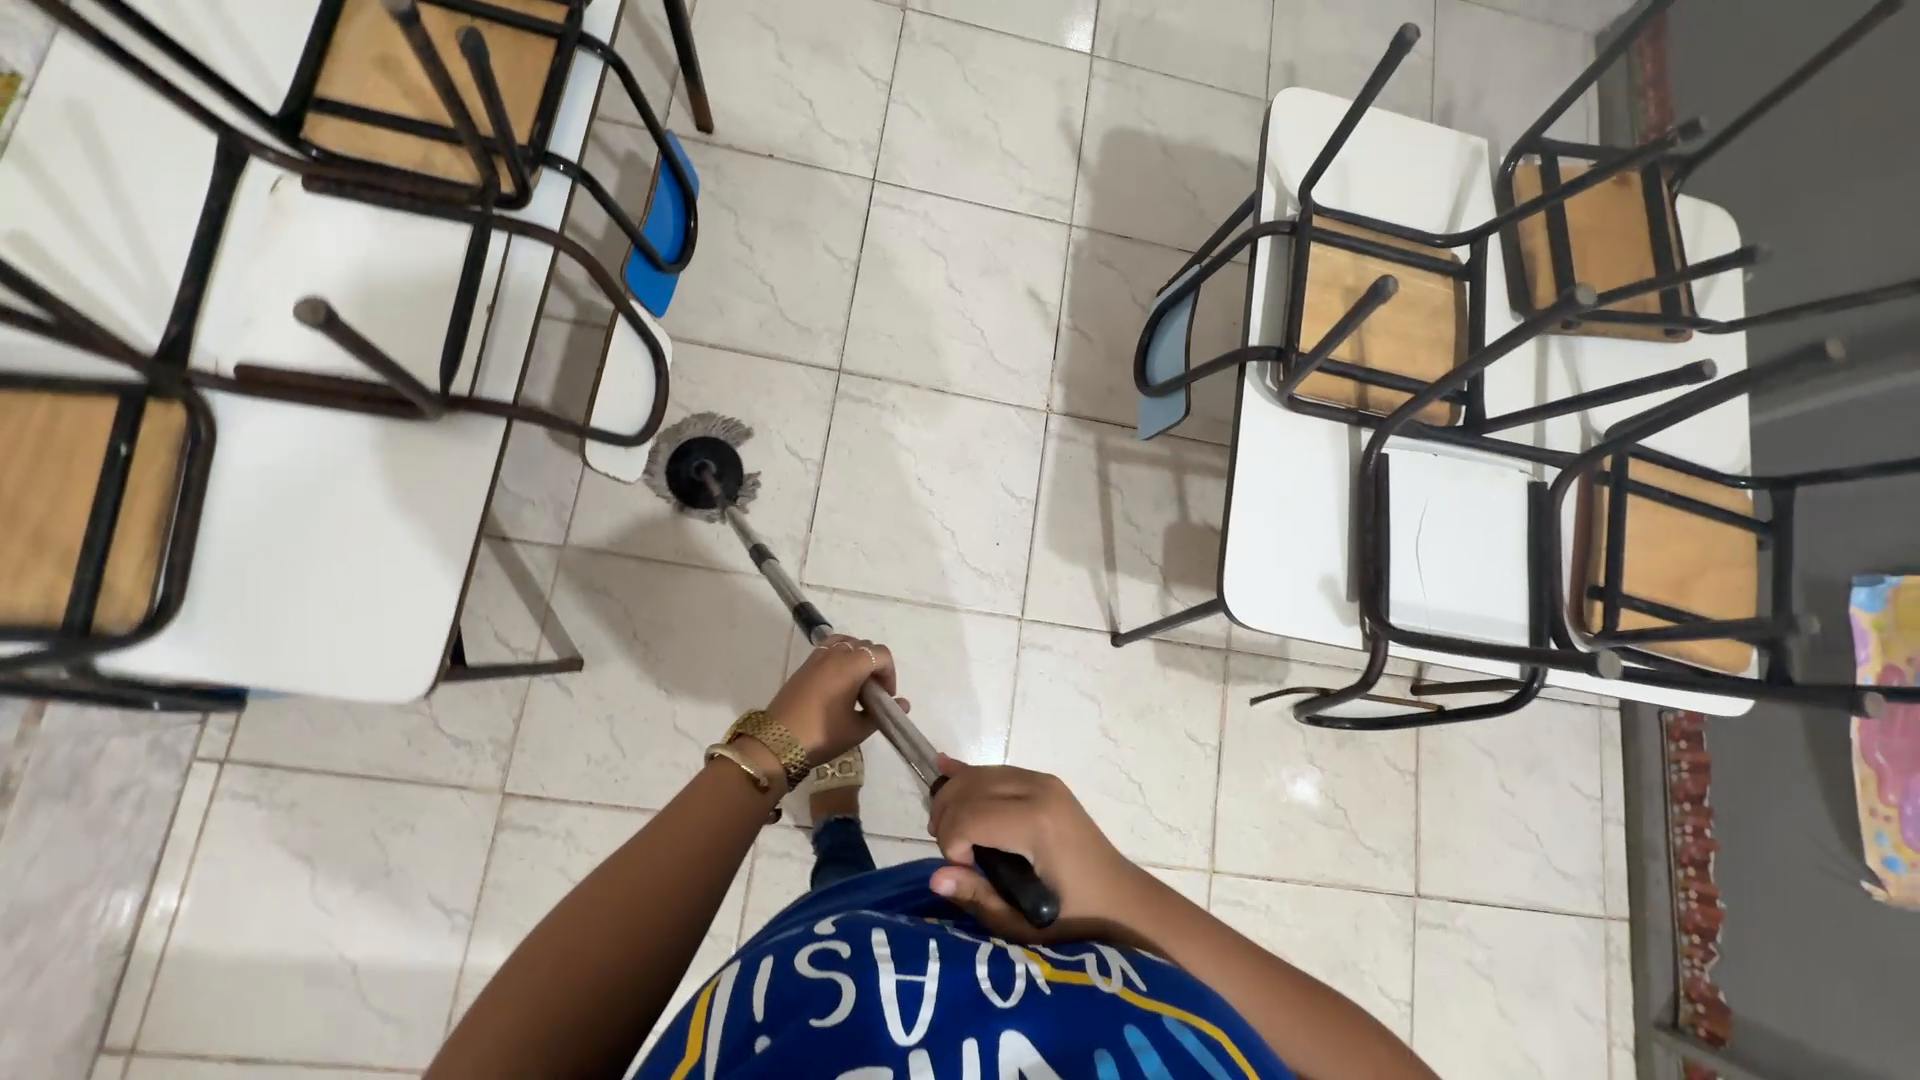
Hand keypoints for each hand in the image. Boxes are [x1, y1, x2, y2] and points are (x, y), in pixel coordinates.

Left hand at [764, 634, 900, 764]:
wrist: (777, 742)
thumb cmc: (822, 735)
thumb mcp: (858, 729)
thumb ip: (883, 714)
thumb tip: (904, 704)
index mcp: (851, 665)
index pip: (882, 655)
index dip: (890, 674)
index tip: (886, 698)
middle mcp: (835, 653)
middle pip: (865, 646)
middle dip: (875, 666)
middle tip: (873, 695)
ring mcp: (817, 657)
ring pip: (846, 644)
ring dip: (857, 658)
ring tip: (856, 685)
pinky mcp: (804, 666)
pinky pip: (829, 650)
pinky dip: (840, 659)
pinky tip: (838, 685)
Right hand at [926, 756, 1150, 943]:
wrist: (1118, 897)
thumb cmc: (1072, 916)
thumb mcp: (1022, 922)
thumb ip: (977, 897)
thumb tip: (935, 877)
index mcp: (1035, 824)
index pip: (968, 817)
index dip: (951, 845)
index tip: (963, 872)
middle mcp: (1038, 790)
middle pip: (968, 789)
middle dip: (947, 820)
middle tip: (954, 857)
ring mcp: (1042, 780)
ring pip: (977, 775)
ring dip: (953, 800)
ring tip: (952, 836)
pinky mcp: (1043, 780)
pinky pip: (996, 770)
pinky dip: (969, 775)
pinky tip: (944, 768)